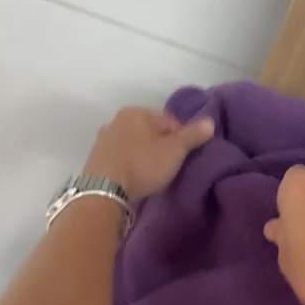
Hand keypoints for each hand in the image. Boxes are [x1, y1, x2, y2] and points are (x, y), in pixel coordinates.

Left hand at [84, 107, 215, 202]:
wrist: (104, 192)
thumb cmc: (143, 164)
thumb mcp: (175, 150)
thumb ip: (193, 135)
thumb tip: (210, 121)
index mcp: (135, 112)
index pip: (168, 120)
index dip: (181, 137)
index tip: (186, 155)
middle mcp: (116, 121)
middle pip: (149, 132)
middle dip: (161, 146)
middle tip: (172, 165)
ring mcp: (103, 141)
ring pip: (134, 146)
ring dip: (145, 156)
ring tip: (155, 175)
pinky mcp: (95, 161)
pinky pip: (121, 159)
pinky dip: (131, 165)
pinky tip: (137, 179)